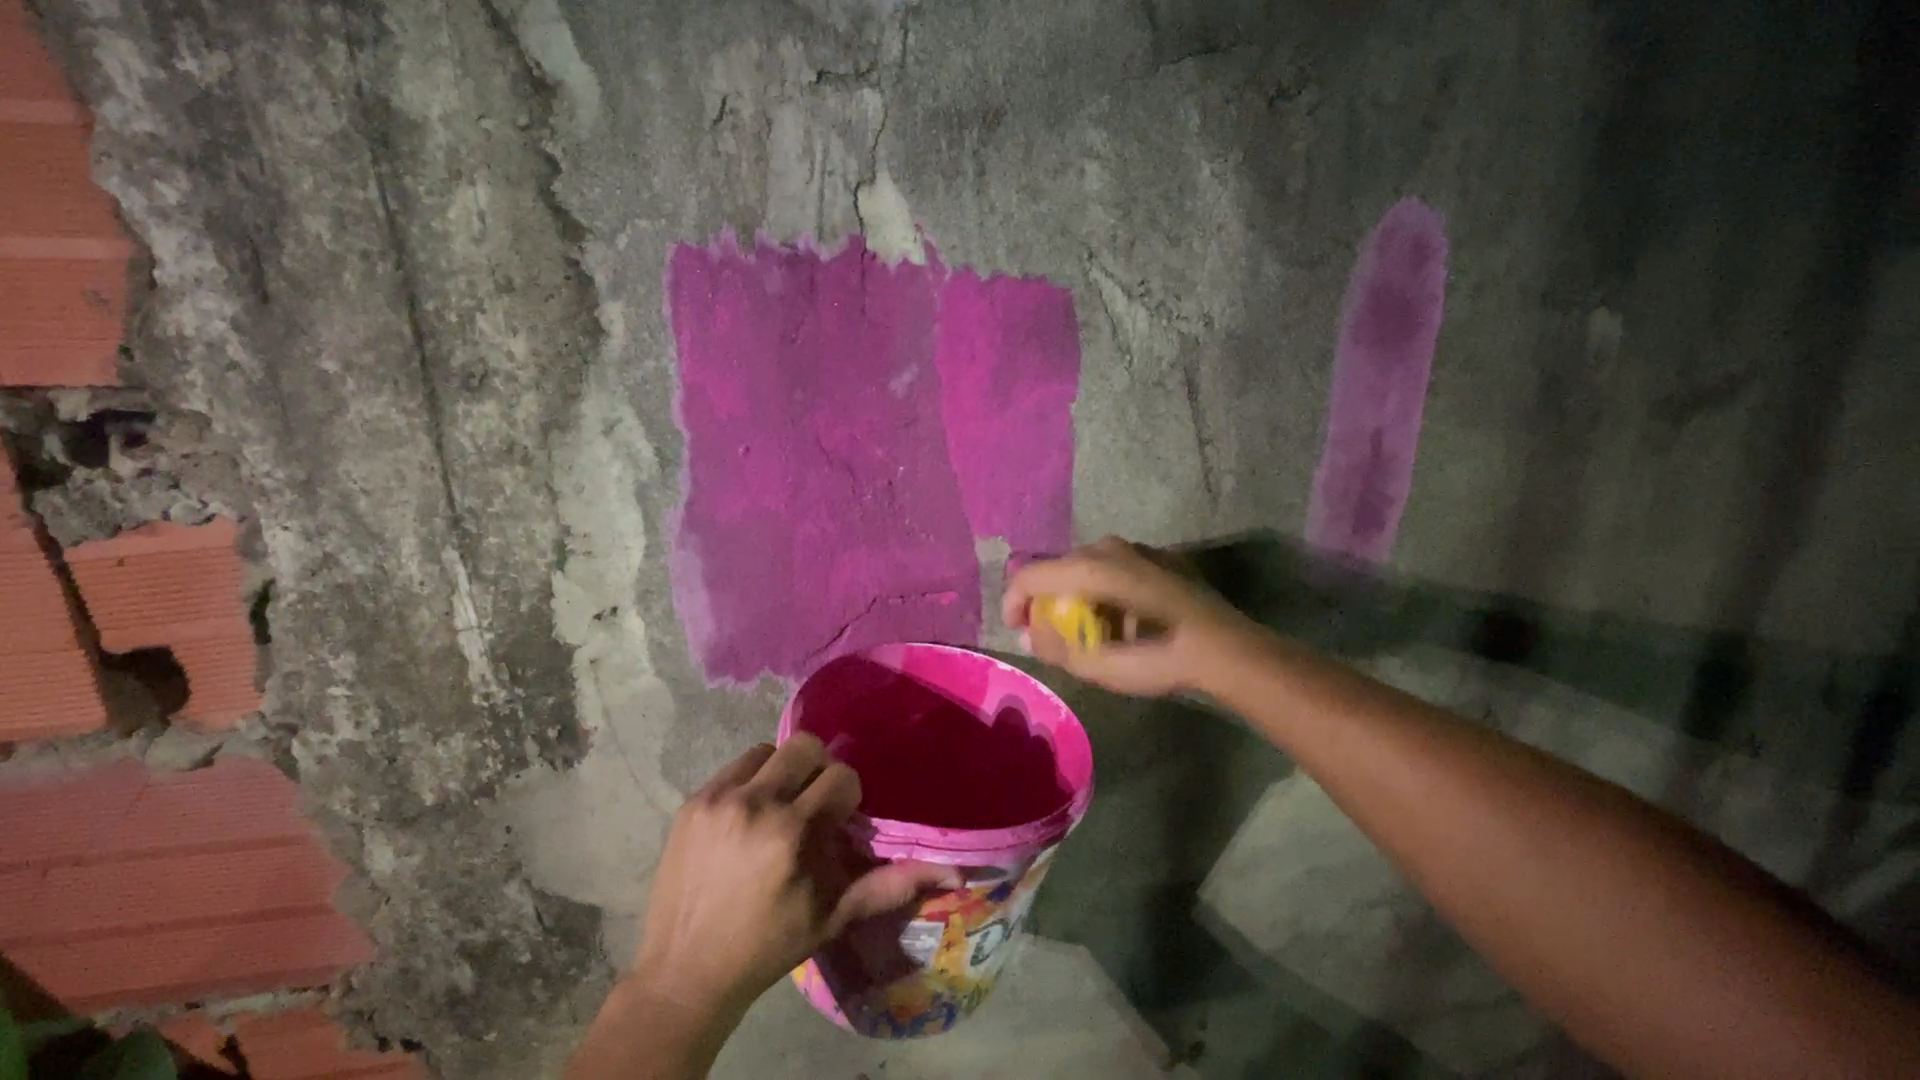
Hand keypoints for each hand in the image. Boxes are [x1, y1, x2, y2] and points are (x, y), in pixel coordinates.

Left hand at [630, 734, 960, 1018]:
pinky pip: (733, 767)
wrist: (686, 968)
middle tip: (814, 804)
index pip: (840, 776)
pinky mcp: (691, 802)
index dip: (847, 796)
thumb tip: (954, 872)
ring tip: (779, 808)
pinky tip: (748, 816)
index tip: (840, 821)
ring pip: (767, 750)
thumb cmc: (769, 945)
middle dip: (819, 770)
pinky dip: (749, 781)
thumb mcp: (834, 917)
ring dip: (782, 771)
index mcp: (793, 833)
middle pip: (805, 747)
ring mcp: (717, 799)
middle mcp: (755, 804)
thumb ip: (891, 885)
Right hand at [1003, 536, 1260, 696]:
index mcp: (1089, 568)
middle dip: (1047, 601)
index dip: (1014, 603)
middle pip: (1058, 569)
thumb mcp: (1098, 665)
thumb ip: (1055, 645)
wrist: (1227, 650)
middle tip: (1052, 636)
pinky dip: (1105, 591)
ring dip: (1078, 596)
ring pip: (1087, 567)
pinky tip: (1122, 619)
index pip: (1030, 576)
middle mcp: (1108, 547)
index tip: (1017, 631)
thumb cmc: (1160, 659)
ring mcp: (1137, 548)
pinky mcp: (1160, 557)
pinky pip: (1115, 568)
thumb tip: (1030, 634)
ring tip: (1089, 631)